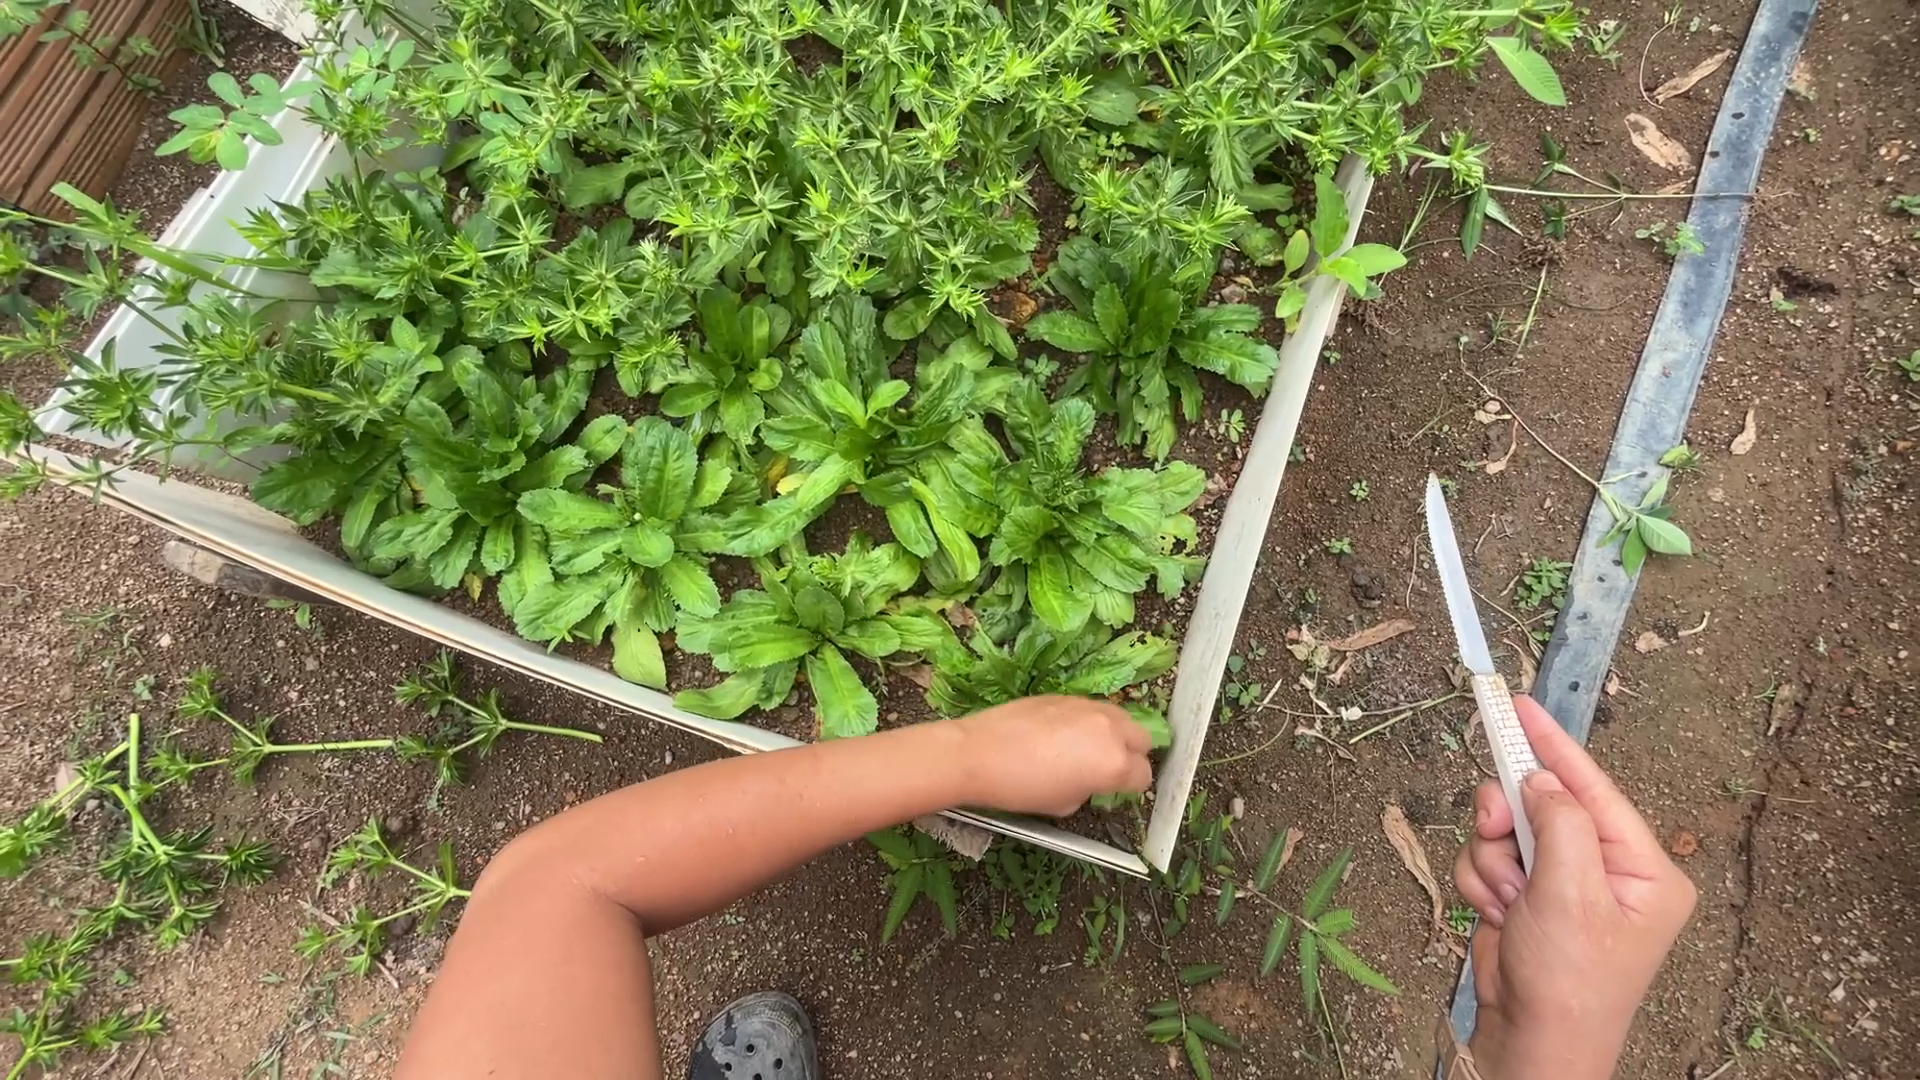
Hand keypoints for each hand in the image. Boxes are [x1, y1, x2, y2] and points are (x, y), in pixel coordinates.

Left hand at [946, 695, 1152, 816]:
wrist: (980, 753)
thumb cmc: (1022, 788)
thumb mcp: (1066, 803)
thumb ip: (1092, 789)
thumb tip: (1092, 779)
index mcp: (1114, 762)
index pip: (1143, 774)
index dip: (1131, 786)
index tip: (1115, 790)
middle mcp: (1109, 728)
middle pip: (1141, 738)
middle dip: (1131, 754)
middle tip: (1108, 768)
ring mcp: (1087, 706)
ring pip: (1119, 716)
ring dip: (1114, 733)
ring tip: (1088, 749)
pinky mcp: (1064, 694)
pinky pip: (1091, 708)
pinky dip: (1089, 721)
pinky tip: (1063, 734)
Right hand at [1453, 696, 1695, 1079]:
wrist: (1534, 1031)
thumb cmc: (1570, 974)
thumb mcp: (1571, 893)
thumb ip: (1560, 823)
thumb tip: (1539, 778)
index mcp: (1641, 867)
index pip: (1591, 787)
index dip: (1551, 743)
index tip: (1516, 704)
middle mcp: (1599, 864)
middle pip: (1535, 801)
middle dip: (1506, 819)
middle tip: (1494, 829)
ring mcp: (1557, 875)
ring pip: (1500, 826)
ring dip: (1491, 859)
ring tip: (1507, 900)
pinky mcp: (1521, 886)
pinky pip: (1484, 853)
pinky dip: (1481, 879)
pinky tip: (1498, 912)